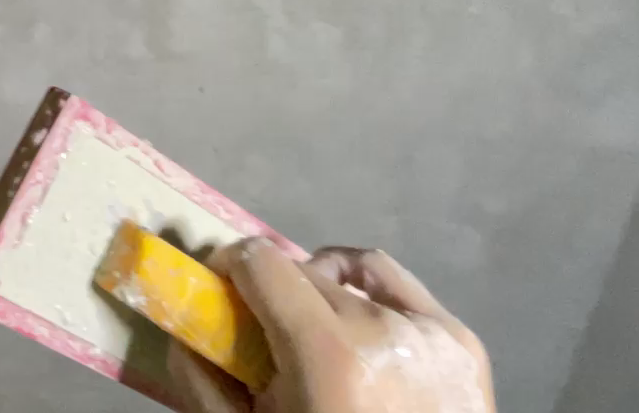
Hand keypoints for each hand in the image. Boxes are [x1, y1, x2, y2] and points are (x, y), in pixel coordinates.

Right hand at [167, 241, 494, 412]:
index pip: (257, 258)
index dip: (229, 270)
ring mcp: (427, 333)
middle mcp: (380, 328)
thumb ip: (201, 381)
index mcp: (329, 352)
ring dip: (313, 293)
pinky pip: (387, 277)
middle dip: (271, 294)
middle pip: (295, 269)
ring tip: (315, 335)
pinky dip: (358, 285)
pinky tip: (352, 319)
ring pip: (337, 274)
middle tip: (269, 341)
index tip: (222, 299)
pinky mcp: (459, 340)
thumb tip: (179, 331)